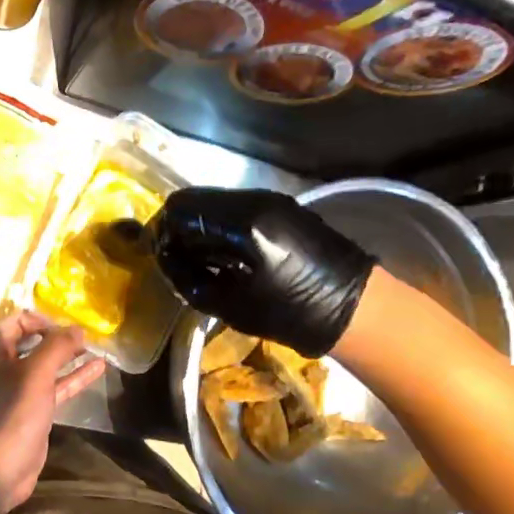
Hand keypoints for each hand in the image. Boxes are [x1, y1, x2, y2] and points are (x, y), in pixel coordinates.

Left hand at [0, 312, 106, 513]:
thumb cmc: (10, 416)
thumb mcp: (35, 374)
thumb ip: (57, 347)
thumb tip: (78, 328)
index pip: (17, 320)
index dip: (43, 319)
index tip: (69, 325)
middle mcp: (2, 366)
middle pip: (33, 341)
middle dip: (59, 335)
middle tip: (87, 332)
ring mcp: (18, 390)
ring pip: (47, 365)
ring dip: (70, 355)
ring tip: (97, 345)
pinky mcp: (33, 411)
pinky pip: (56, 387)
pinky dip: (75, 377)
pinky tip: (99, 368)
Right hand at [150, 187, 374, 356]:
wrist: (354, 309)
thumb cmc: (292, 315)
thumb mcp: (231, 306)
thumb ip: (190, 280)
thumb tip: (167, 260)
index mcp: (243, 222)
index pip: (181, 209)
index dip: (163, 232)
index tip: (160, 257)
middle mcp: (255, 199)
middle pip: (196, 200)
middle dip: (179, 228)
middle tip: (178, 261)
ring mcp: (271, 198)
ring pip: (215, 202)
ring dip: (200, 227)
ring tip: (201, 261)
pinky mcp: (282, 206)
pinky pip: (236, 209)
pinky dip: (221, 227)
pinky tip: (226, 255)